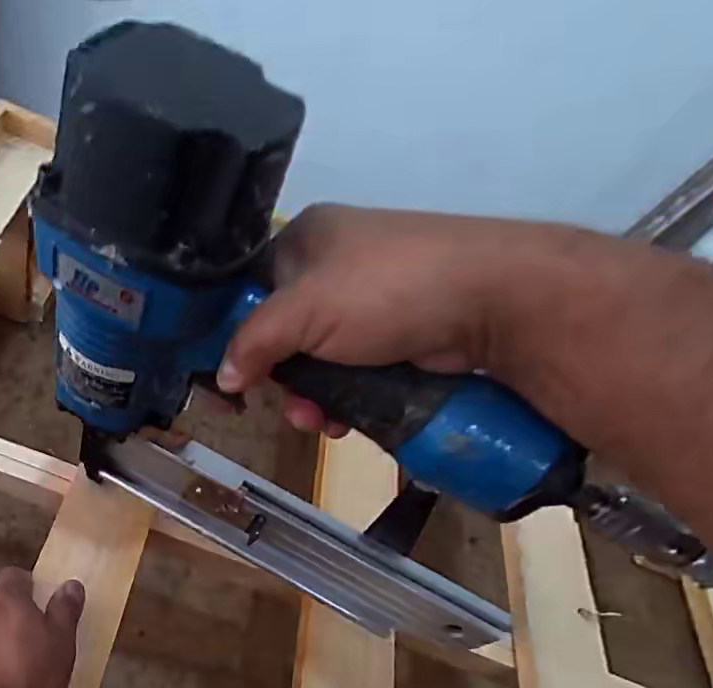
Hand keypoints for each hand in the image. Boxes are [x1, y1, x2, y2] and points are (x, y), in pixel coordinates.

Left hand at [0, 567, 85, 687]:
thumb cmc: (26, 686)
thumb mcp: (60, 650)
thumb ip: (64, 614)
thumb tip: (70, 585)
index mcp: (8, 603)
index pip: (14, 577)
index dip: (26, 589)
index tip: (38, 608)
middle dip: (7, 623)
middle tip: (27, 652)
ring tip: (4, 679)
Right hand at [216, 205, 629, 433]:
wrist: (490, 300)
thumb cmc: (384, 291)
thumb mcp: (303, 313)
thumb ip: (253, 343)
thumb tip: (221, 378)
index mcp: (306, 239)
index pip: (250, 288)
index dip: (237, 334)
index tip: (234, 377)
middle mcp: (332, 264)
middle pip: (281, 333)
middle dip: (281, 380)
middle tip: (291, 408)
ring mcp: (366, 301)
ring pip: (314, 360)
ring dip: (310, 398)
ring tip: (320, 423)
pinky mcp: (391, 333)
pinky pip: (347, 371)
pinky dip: (341, 398)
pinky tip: (344, 420)